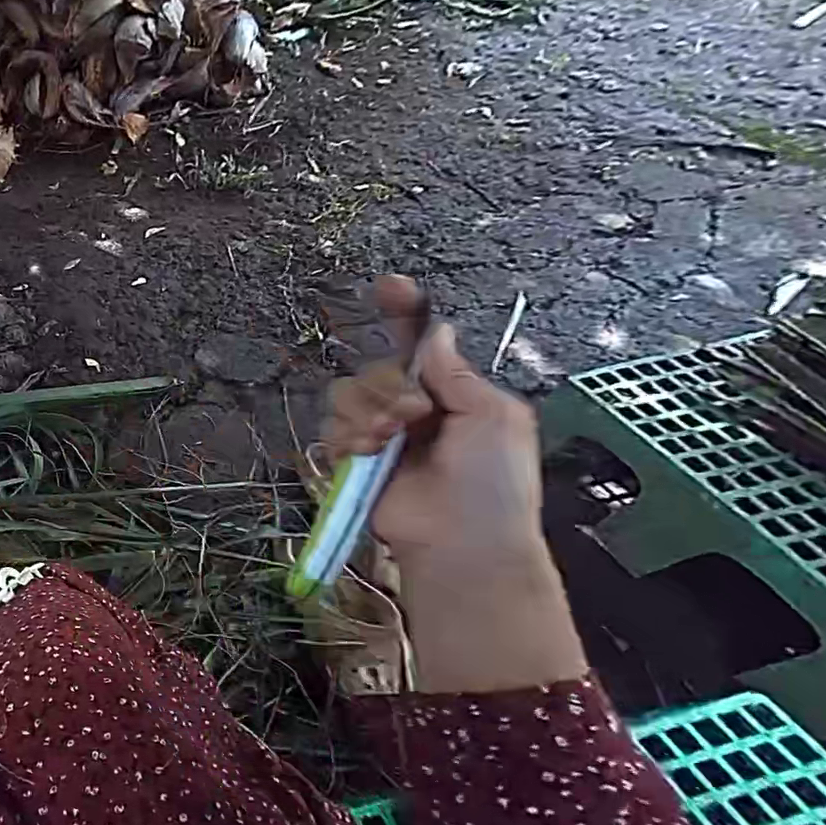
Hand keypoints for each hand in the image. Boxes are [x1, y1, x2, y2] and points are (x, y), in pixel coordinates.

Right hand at [321, 277, 586, 692]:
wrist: (460, 540)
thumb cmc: (492, 480)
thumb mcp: (493, 416)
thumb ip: (454, 373)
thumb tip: (436, 332)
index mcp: (450, 393)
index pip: (420, 344)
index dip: (403, 313)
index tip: (387, 284)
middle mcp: (411, 408)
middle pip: (375, 370)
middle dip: (388, 388)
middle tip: (412, 416)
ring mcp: (380, 435)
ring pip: (347, 395)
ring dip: (366, 414)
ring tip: (388, 442)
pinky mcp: (354, 459)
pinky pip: (333, 428)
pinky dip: (346, 437)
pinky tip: (365, 453)